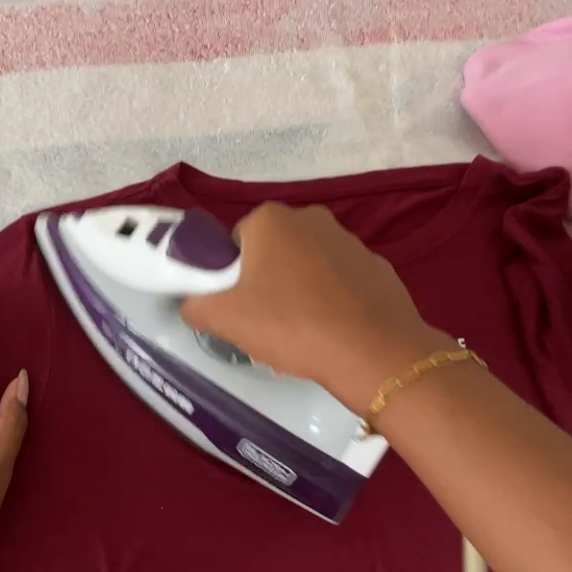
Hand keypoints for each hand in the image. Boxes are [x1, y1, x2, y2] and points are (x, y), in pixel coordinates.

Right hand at [180, 203, 451, 415]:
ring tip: (298, 330)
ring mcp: (350, 241)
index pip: (235, 241)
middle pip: (272, 250)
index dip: (229, 274)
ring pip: (308, 265)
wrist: (372, 352)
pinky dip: (331, 300)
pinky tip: (330, 331)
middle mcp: (311, 219)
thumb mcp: (223, 319)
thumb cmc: (290, 325)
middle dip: (265, 278)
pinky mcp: (378, 267)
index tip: (235, 304)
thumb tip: (193, 304)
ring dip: (299, 289)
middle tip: (262, 319)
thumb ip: (195, 305)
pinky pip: (340, 282)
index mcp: (270, 220)